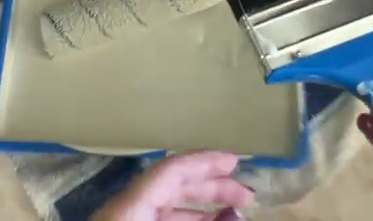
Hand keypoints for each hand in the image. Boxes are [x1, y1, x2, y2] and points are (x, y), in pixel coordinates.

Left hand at [90, 151, 256, 220]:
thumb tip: (237, 211)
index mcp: (130, 202)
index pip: (171, 169)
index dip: (204, 160)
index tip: (236, 158)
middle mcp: (125, 205)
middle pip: (171, 183)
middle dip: (210, 184)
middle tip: (246, 191)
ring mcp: (125, 218)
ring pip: (166, 203)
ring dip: (201, 205)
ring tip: (234, 209)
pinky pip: (159, 218)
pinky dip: (185, 219)